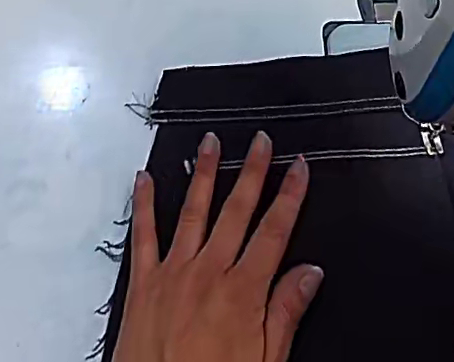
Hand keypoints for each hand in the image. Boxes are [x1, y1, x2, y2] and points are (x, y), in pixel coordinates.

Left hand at [113, 132, 320, 361]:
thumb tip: (311, 271)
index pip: (275, 229)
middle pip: (237, 209)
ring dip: (204, 172)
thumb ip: (286, 314)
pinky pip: (143, 236)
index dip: (290, 194)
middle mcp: (209, 273)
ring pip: (194, 210)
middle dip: (253, 170)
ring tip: (211, 141)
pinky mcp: (142, 286)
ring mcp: (174, 275)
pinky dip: (144, 204)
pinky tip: (144, 178)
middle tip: (261, 141)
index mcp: (242, 292)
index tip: (299, 165)